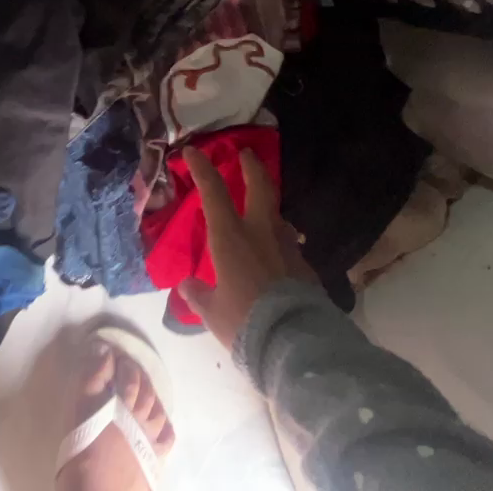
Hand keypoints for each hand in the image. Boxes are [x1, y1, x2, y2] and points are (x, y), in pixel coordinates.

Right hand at [176, 147, 300, 349]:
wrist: (296, 342)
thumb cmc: (245, 322)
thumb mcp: (212, 312)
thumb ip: (198, 295)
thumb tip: (187, 285)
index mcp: (230, 237)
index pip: (213, 191)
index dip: (202, 167)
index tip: (192, 150)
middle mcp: (260, 232)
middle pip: (259, 187)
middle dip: (251, 167)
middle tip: (246, 153)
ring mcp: (287, 246)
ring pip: (278, 215)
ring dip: (269, 206)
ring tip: (262, 211)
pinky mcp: (305, 266)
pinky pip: (289, 244)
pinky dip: (279, 242)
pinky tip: (276, 256)